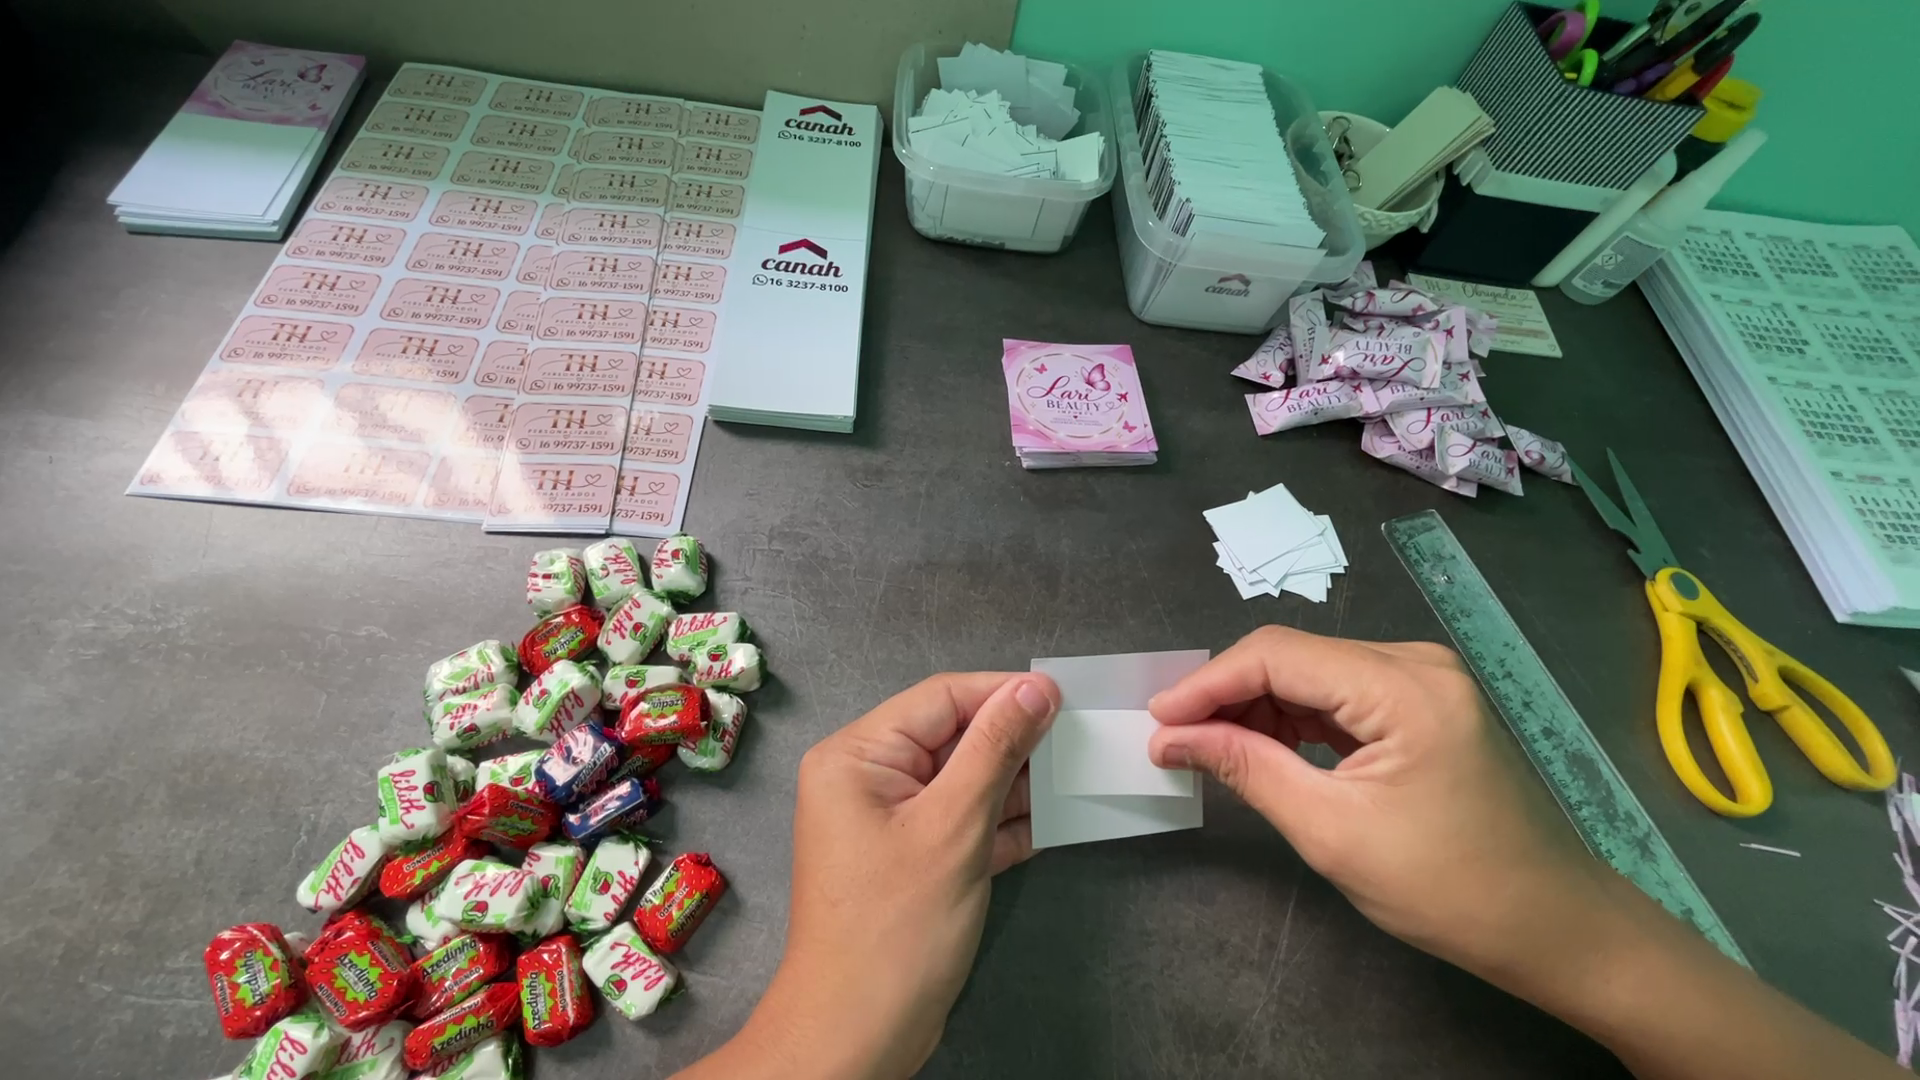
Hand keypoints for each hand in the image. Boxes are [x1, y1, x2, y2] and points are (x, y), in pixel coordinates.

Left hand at [678, 672, 1059, 1079]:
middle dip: (1011, 743)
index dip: (1003, 693)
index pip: (941, 699)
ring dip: (1012, 784)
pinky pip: (959, 819)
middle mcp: (868, 776)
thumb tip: (1036, 688)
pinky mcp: (910, 854)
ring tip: (1069, 779)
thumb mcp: (953, 826)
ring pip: (961, 779)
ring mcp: (889, 817)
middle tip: (1074, 742)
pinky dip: (999, 822)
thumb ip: (996, 749)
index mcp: (858, 754)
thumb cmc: (898, 927)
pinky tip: (1045, 823)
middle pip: (952, 737)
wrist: (856, 1039)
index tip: (1063, 696)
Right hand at [1145, 626, 1608, 985]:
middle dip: (1225, 695)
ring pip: (1306, 673)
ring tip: (1206, 746)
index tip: (1157, 719)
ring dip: (1253, 707)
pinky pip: (1333, 694)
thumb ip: (1245, 767)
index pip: (1276, 657)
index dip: (1207, 683)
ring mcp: (1420, 679)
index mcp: (1403, 688)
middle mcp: (1413, 663)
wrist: (1556, 929)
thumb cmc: (1447, 889)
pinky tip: (1257, 745)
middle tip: (1173, 737)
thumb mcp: (1330, 832)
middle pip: (1289, 657)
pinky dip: (1288, 719)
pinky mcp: (1417, 702)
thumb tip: (1170, 738)